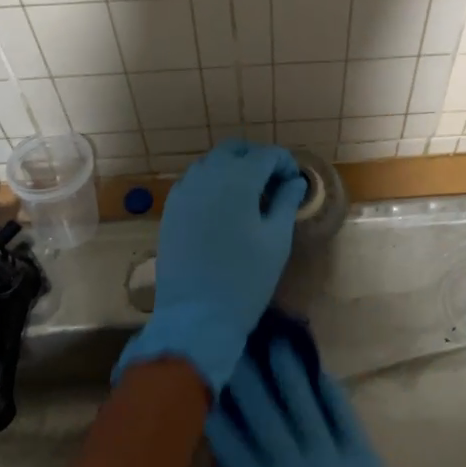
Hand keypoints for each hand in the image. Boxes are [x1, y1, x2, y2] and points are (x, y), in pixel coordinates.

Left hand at [114, 140, 306, 390]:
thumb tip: (294, 182)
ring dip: (233, 170)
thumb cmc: (245, 279)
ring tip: (248, 199)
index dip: (285, 164)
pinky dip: (212, 184)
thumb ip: (286, 203)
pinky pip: (195, 182)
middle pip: (235, 149)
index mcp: (238, 179)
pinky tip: (223, 211)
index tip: (294, 184)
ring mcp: (184, 190)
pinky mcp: (171, 208)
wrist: (196, 316)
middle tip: (272, 186)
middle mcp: (208, 174)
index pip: (267, 154)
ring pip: (212, 163)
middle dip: (257, 159)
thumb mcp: (276, 241)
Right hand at [198, 333, 412, 466]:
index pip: (231, 446)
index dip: (215, 414)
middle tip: (230, 341)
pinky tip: (320, 369)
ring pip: (303, 404)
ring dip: (288, 372)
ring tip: (275, 339)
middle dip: (245, 379)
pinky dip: (330, 390)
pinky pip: (344, 415)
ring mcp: (332, 457)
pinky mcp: (364, 457)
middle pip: (264, 415)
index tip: (203, 382)